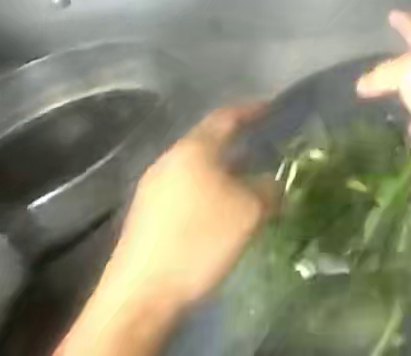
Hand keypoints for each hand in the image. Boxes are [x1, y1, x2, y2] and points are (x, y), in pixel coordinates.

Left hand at [101, 102, 271, 312]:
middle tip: (262, 146)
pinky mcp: (142, 220)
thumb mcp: (250, 210)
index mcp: (193, 149)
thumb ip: (268, 188)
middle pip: (207, 142)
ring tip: (245, 181)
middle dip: (236, 143)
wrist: (138, 301)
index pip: (226, 117)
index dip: (251, 110)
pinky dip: (205, 192)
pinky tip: (219, 211)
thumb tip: (272, 184)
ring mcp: (150, 192)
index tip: (271, 109)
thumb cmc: (199, 240)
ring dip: (220, 171)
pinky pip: (182, 192)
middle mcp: (168, 162)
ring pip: (194, 169)